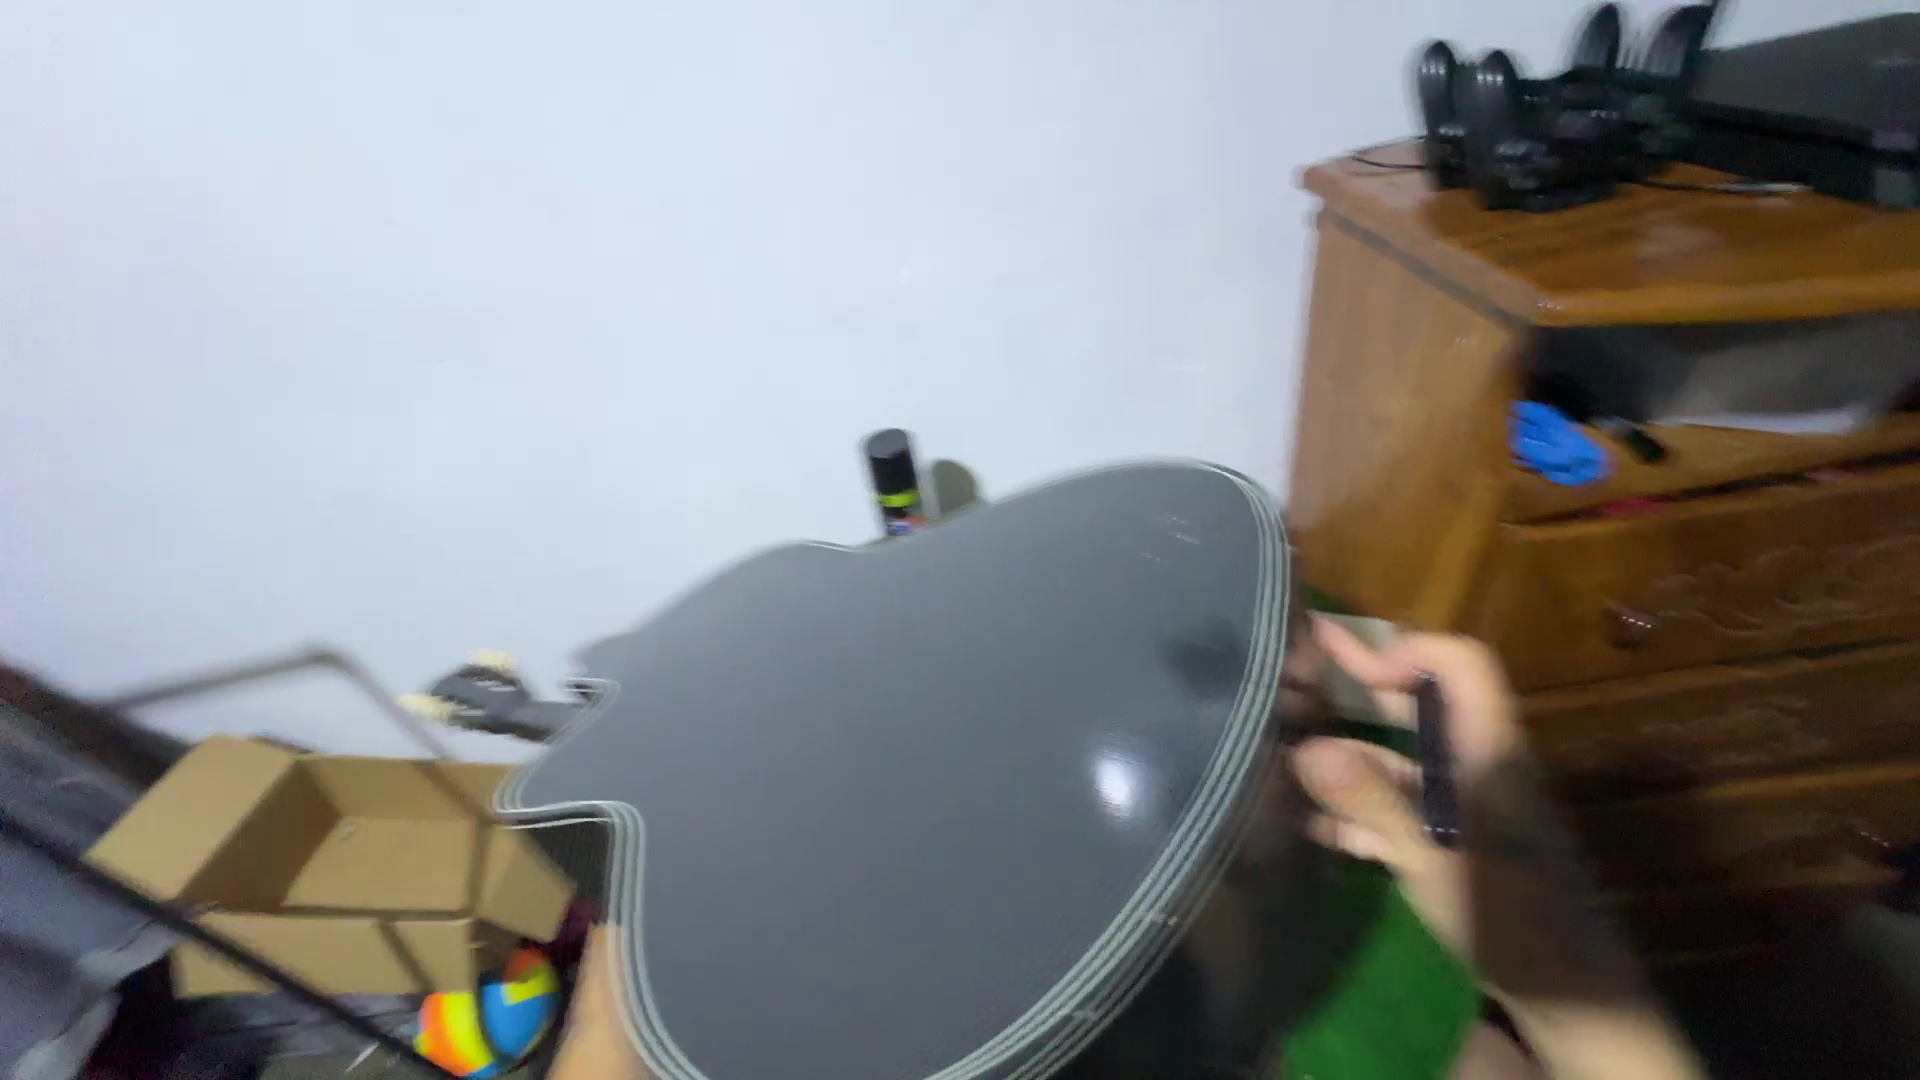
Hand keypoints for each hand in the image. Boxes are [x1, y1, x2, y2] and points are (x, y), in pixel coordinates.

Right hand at [1291, 617, 1706, 1079]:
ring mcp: (1459, 803)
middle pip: (1417, 702)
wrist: (1573, 1001)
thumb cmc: (1515, 921)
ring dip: (1342, 757)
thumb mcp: (1437, 860)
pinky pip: (1392, 806)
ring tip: (1280, 753)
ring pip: (1396, 758)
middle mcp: (1473, 764)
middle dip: (1359, 683)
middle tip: (1295, 663)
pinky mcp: (1447, 838)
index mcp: (1486, 751)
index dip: (1408, 651)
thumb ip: (1373, 804)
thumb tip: (1307, 750)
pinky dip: (1352, 809)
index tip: (1352, 669)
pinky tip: (1308, 822)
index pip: (1462, 664)